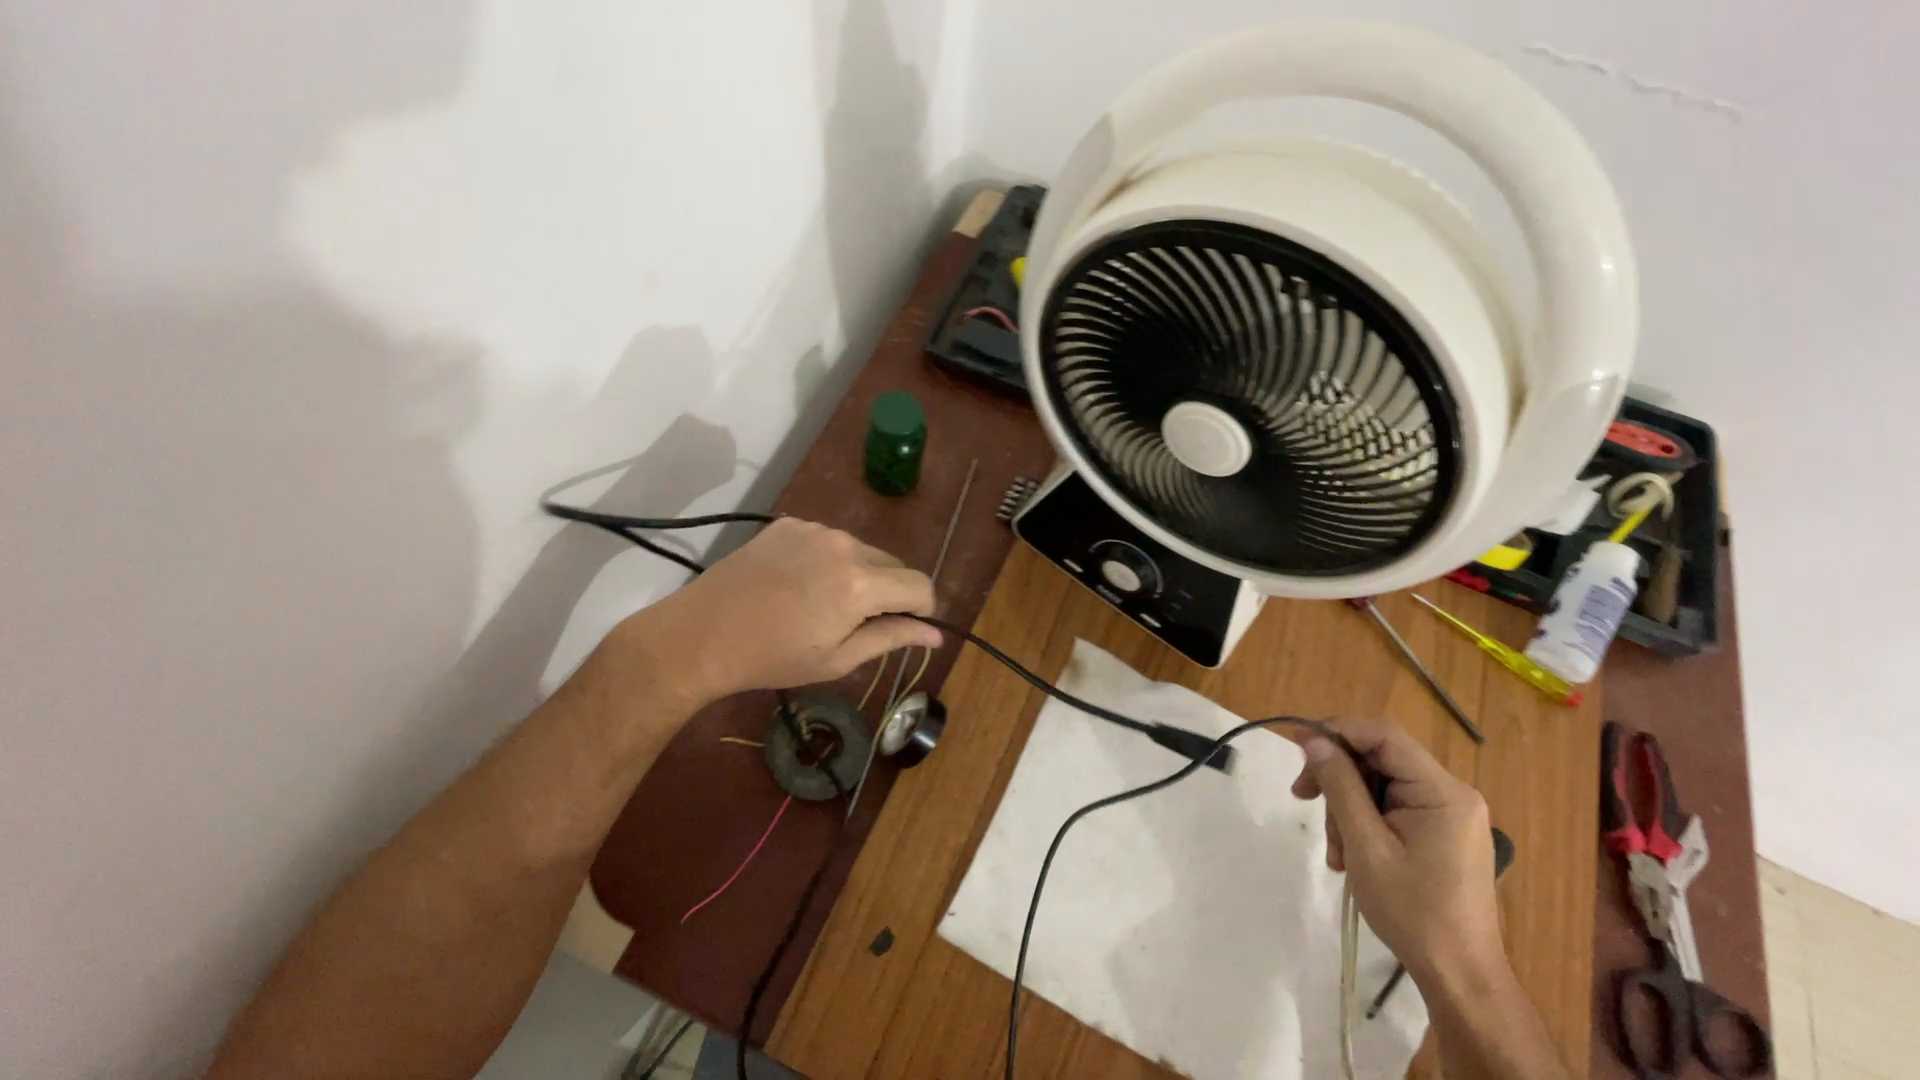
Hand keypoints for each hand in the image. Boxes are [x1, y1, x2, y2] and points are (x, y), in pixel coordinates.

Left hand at [616, 517, 941, 705]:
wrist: (701, 634)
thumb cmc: (773, 658)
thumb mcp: (838, 659)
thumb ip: (892, 638)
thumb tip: (935, 634)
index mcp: (860, 583)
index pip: (920, 585)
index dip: (923, 609)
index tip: (906, 628)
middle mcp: (845, 545)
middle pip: (893, 565)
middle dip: (888, 593)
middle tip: (855, 625)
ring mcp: (815, 529)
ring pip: (861, 551)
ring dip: (858, 575)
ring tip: (820, 606)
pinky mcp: (790, 523)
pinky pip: (829, 541)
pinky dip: (827, 561)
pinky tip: (797, 585)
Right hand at [1290, 719, 1503, 989]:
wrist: (1459, 975)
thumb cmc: (1413, 911)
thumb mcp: (1366, 846)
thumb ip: (1341, 787)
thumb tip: (1315, 741)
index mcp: (1443, 792)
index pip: (1384, 736)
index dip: (1338, 731)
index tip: (1298, 746)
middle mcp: (1452, 794)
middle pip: (1379, 760)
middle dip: (1338, 779)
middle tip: (1302, 799)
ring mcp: (1448, 815)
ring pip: (1380, 786)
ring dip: (1347, 810)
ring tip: (1337, 854)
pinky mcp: (1441, 833)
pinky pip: (1392, 809)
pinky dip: (1365, 824)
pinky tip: (1351, 858)